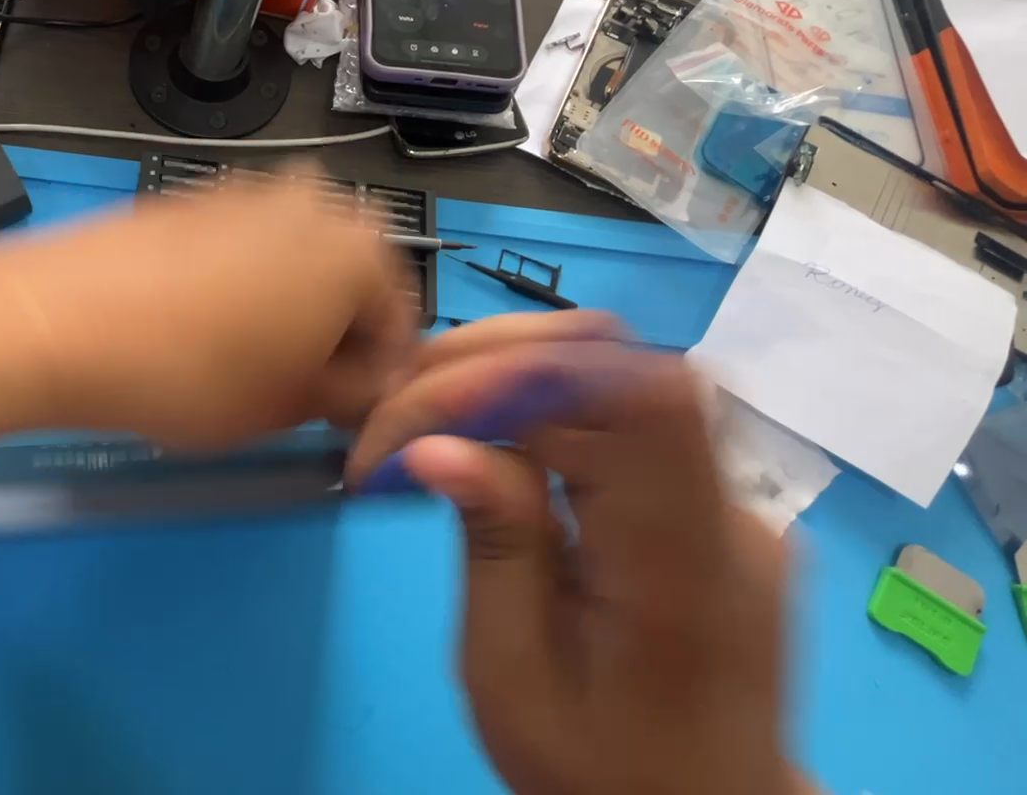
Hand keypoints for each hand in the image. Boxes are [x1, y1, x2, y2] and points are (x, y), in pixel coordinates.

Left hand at [0, 173, 418, 449]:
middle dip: (326, 339)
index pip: (398, 327)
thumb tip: (363, 386)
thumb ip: (352, 396)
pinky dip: (230, 290)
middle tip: (291, 392)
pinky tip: (191, 330)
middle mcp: (309, 201)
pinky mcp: (184, 201)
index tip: (345, 416)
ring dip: (278, 312)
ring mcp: (241, 192)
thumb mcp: (291, 405)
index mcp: (358, 246)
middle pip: (342, 285)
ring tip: (233, 364)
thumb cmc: (192, 371)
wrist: (60, 318)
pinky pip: (233, 252)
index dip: (374, 383)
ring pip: (286, 266)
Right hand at [346, 331, 805, 794]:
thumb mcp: (514, 677)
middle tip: (392, 412)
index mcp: (686, 563)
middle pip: (615, 361)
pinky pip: (603, 407)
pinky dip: (519, 398)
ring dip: (493, 372)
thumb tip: (435, 446)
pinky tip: (465, 433)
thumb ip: (492, 551)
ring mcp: (718, 493)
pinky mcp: (692, 491)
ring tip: (413, 419)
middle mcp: (724, 507)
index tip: (424, 418)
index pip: (640, 401)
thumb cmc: (599, 768)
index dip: (525, 369)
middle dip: (485, 361)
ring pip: (604, 368)